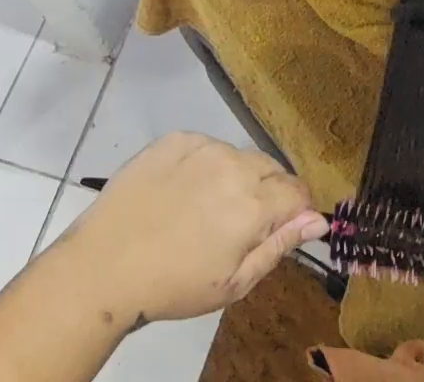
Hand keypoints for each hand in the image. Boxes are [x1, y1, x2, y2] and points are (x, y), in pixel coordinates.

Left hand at [52, 133, 325, 323]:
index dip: (296, 210)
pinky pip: (206, 145)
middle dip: (269, 191)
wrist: (106, 263)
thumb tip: (318, 220)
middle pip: (271, 168)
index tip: (282, 226)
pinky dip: (206, 163)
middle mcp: (232, 165)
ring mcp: (200, 147)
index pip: (297, 191)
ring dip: (237, 175)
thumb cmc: (174, 284)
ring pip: (238, 155)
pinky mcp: (173, 139)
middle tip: (241, 222)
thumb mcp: (234, 282)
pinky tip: (185, 189)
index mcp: (252, 204)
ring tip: (208, 206)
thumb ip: (280, 245)